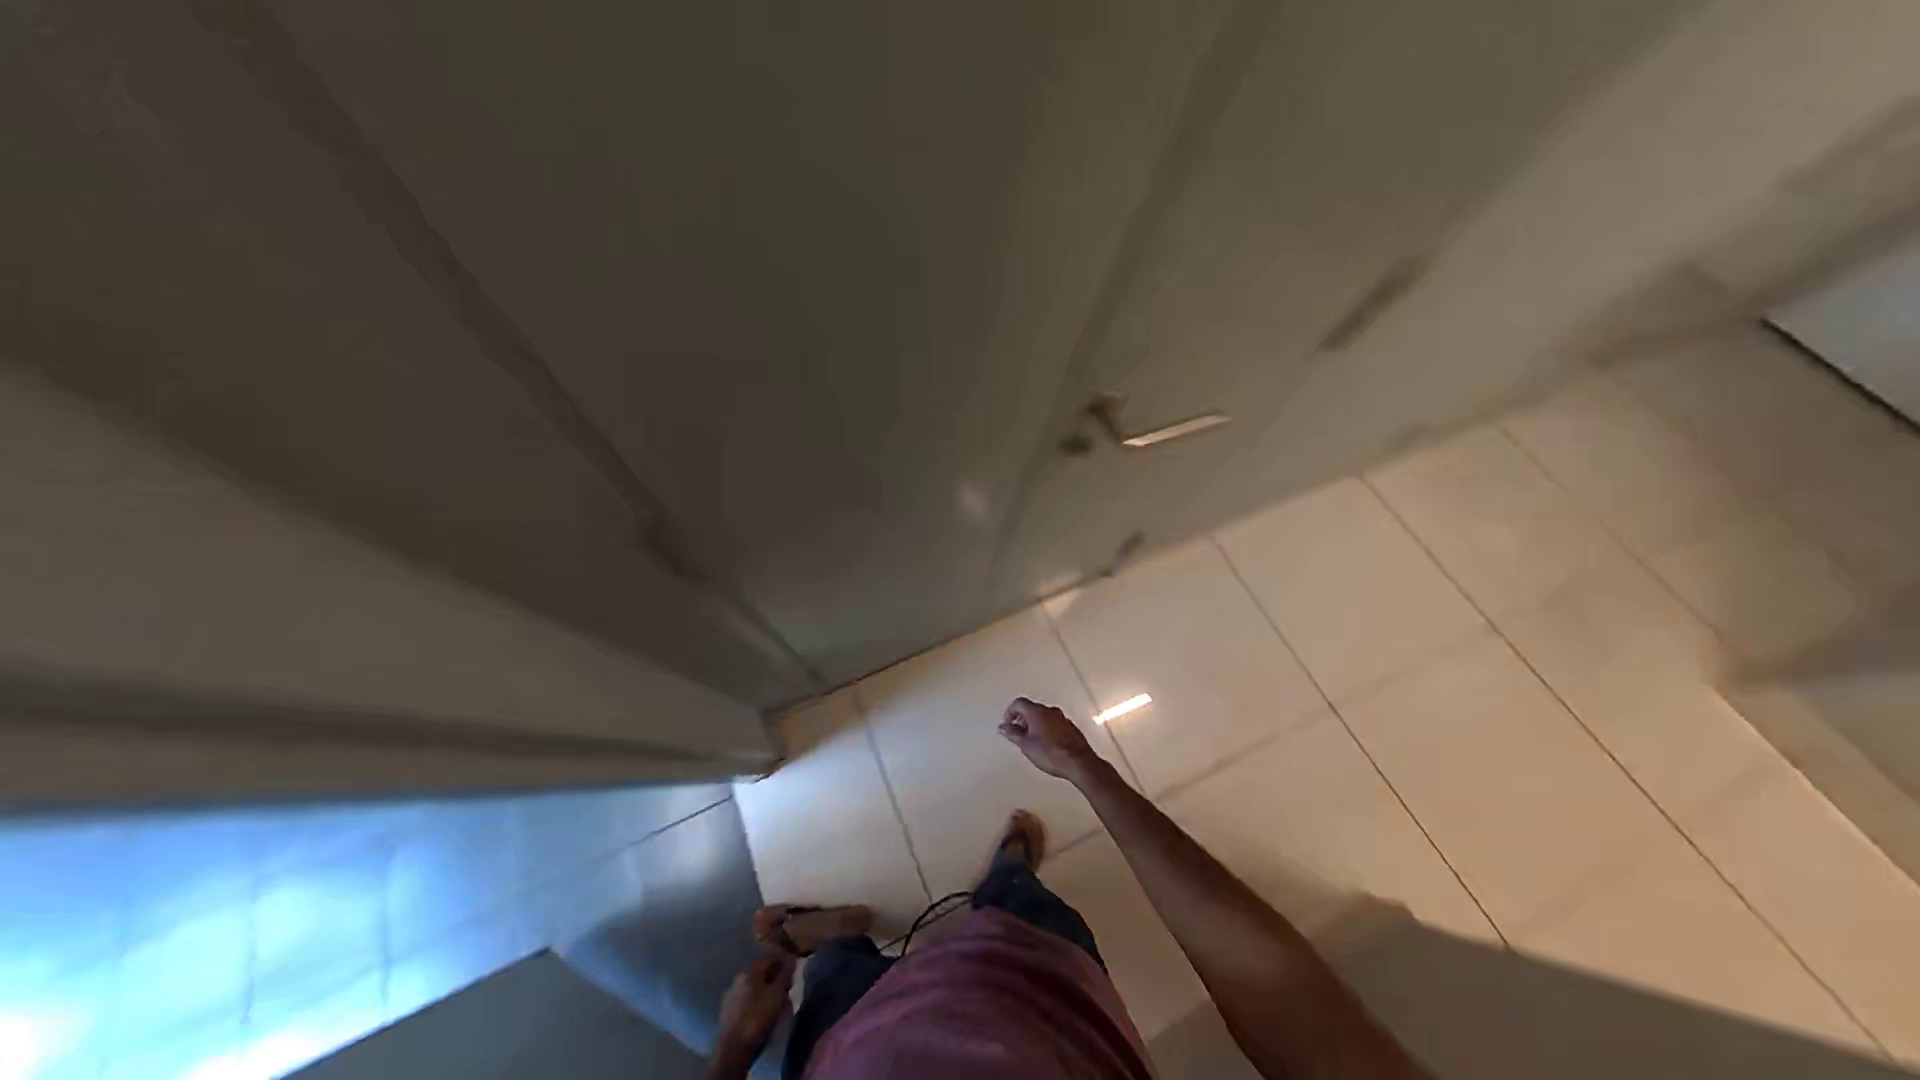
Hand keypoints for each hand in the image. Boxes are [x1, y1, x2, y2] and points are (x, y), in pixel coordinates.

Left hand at [712, 949, 794, 1071]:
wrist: (733, 1048)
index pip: (770, 958)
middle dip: (775, 976)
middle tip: (787, 985)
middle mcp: (738, 979)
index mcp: (750, 971)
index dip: (784, 959)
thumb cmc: (758, 1016)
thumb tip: (792, 959)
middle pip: (761, 972)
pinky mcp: (727, 1012)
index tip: (794, 966)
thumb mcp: (777, 994)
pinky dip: (756, 1000)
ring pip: (753, 987)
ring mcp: (731, 995)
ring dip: (765, 989)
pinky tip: (762, 1010)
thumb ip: (785, 974)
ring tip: (777, 1000)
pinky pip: (746, 999)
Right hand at [999, 696, 1104, 781]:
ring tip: (1032, 741)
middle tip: (1017, 732)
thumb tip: (1004, 728)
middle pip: (1031, 709)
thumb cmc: (1054, 753)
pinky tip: (1046, 745)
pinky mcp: (1070, 728)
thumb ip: (1012, 733)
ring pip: (1044, 716)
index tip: (1008, 723)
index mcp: (1037, 712)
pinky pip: (1055, 724)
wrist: (1078, 762)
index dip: (1010, 713)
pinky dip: (1047, 730)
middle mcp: (1050, 712)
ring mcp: (1062, 719)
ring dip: (1035, 725)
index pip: (1018, 703)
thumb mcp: (1025, 745)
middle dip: (1022, 720)